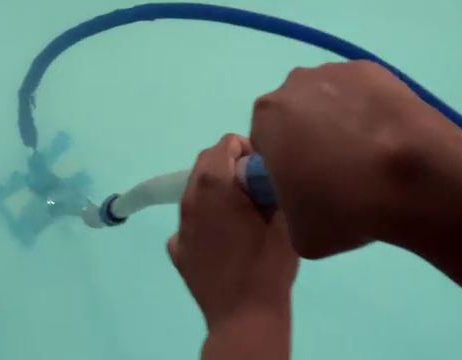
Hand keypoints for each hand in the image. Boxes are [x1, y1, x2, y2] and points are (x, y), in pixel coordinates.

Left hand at [167, 134, 298, 333]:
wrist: (245, 318)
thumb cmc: (268, 264)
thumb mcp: (283, 215)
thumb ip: (271, 183)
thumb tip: (265, 169)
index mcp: (215, 182)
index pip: (227, 142)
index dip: (248, 149)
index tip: (263, 170)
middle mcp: (191, 196)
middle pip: (207, 161)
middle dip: (230, 164)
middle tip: (255, 188)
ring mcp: (180, 224)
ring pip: (196, 189)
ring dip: (216, 191)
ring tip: (241, 214)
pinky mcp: (178, 250)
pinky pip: (190, 222)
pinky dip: (204, 220)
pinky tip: (223, 239)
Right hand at [250, 60, 461, 257]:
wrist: (414, 176)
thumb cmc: (347, 205)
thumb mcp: (299, 232)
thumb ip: (289, 208)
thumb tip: (303, 197)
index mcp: (267, 116)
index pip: (265, 141)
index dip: (283, 165)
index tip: (306, 187)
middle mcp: (295, 83)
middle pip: (295, 113)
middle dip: (310, 137)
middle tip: (338, 174)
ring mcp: (337, 70)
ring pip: (328, 99)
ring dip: (340, 121)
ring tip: (370, 157)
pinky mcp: (373, 69)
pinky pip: (361, 93)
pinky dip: (369, 111)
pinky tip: (389, 139)